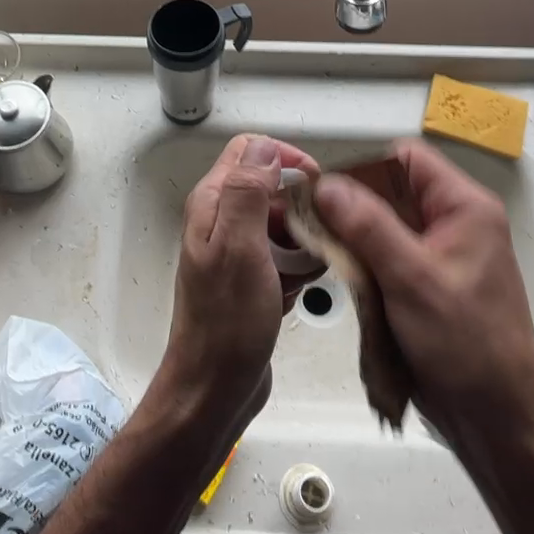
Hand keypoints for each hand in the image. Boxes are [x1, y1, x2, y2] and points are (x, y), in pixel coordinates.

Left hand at [151, 134, 318, 438]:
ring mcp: (235, 252)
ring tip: (312, 268)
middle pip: (269, 186)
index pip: (249, 151)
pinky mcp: (250, 280)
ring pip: (280, 224)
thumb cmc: (227, 322)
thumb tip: (264, 145)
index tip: (316, 184)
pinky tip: (300, 289)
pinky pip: (282, 257)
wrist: (213, 388)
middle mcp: (220, 221)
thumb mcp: (240, 248)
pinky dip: (297, 267)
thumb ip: (248, 192)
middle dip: (300, 204)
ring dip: (302, 240)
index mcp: (212, 204)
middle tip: (321, 232)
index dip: (284, 158)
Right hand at [313, 138, 533, 440]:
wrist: (497, 420)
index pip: (405, 158)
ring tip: (320, 248)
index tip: (324, 190)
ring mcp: (440, 254)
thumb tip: (324, 184)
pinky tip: (341, 274)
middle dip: (351, 204)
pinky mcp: (426, 283)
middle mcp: (453, 222)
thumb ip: (367, 226)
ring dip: (353, 236)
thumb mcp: (411, 279)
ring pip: (383, 224)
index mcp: (464, 208)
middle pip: (390, 190)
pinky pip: (386, 256)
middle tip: (311, 221)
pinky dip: (362, 262)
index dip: (364, 167)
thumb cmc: (465, 345)